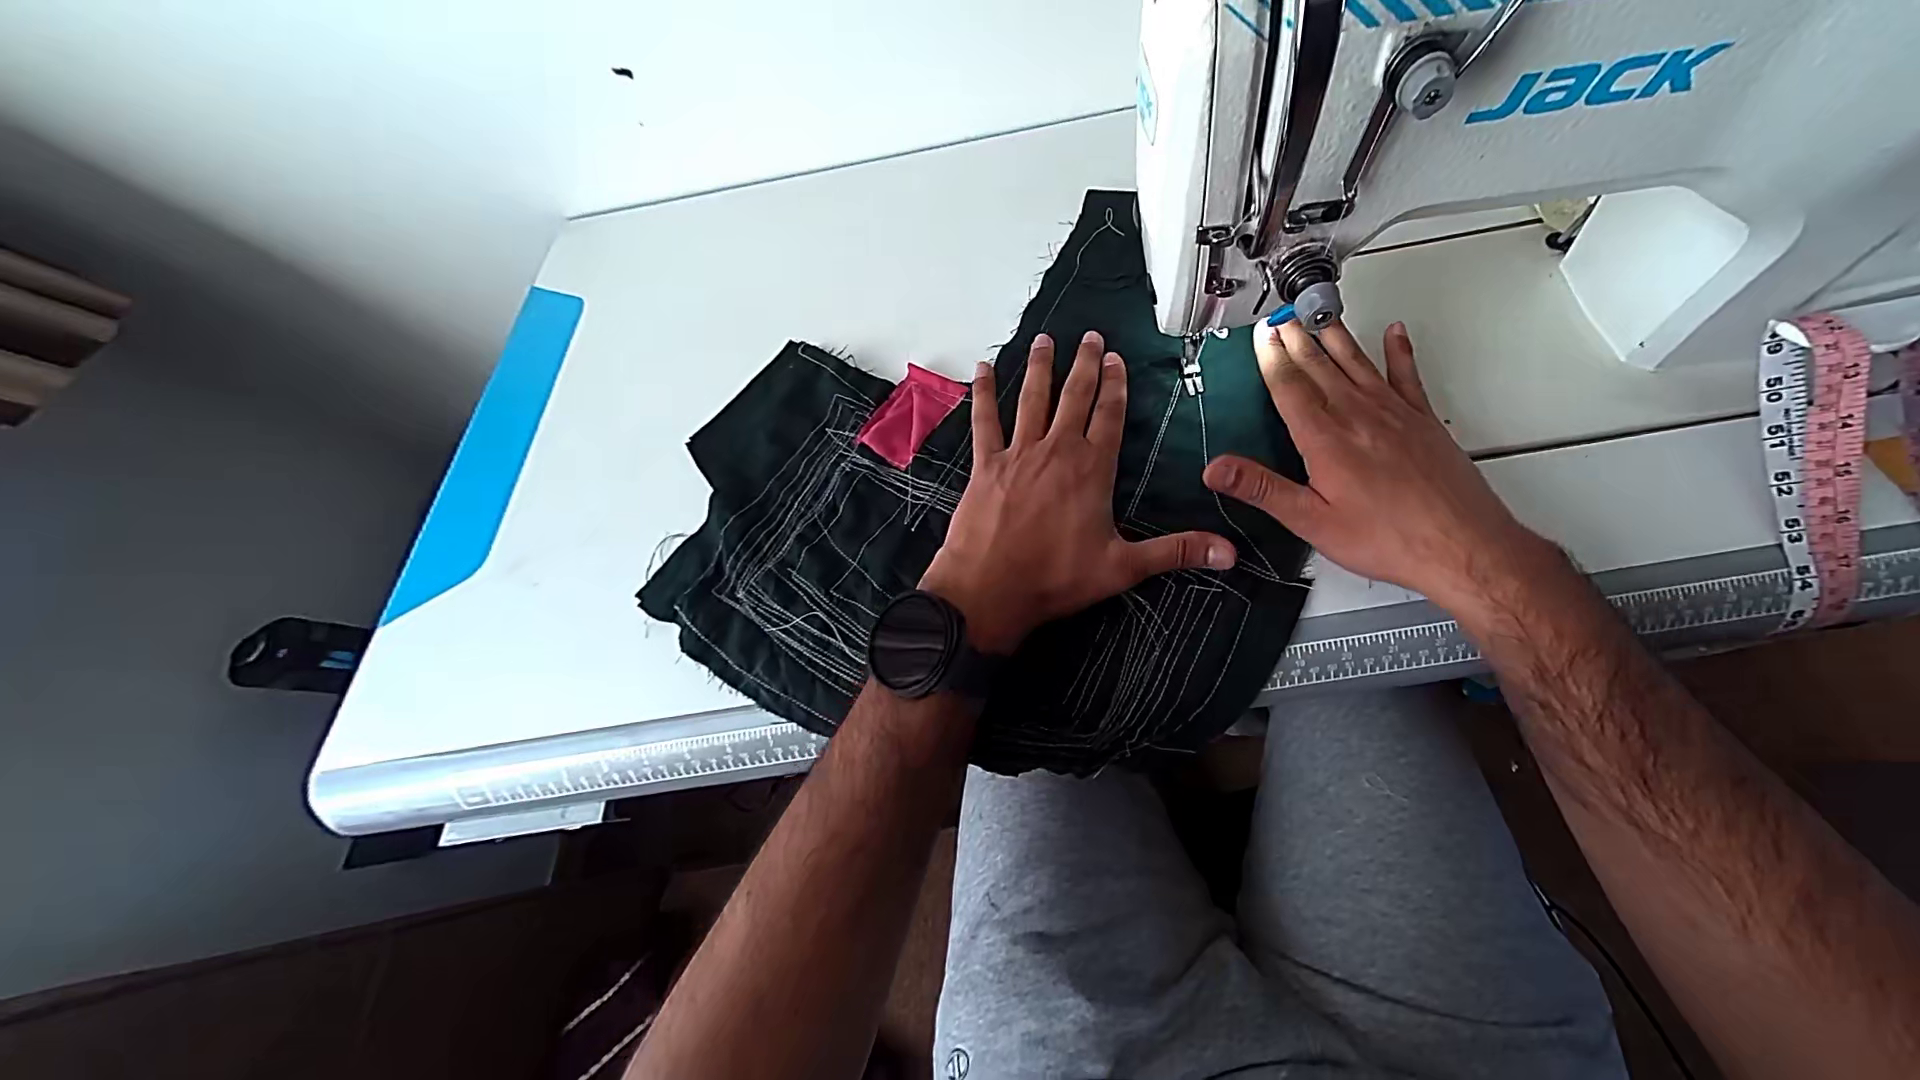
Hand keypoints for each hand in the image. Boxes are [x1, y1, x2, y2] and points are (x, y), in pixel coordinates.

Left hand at [922, 331, 1235, 653]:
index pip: (1109, 415)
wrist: (990, 589)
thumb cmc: (1055, 579)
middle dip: (1086, 364)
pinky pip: (985, 420)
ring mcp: (1018, 454)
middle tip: (1091, 337)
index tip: (1117, 358)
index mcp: (1092, 469)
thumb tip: (1229, 552)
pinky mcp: (985, 465)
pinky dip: (984, 393)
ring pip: (1033, 399)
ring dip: (1041, 367)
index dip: (1115, 385)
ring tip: (1047, 340)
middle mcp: (1056, 451)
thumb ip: (1175, 552)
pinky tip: (984, 369)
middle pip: (1075, 397)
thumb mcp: (1122, 568)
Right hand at [1201, 319, 1558, 614]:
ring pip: (1357, 363)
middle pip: (1320, 367)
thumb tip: (1217, 469)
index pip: (1290, 387)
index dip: (1272, 358)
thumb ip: (1261, 489)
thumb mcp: (1310, 521)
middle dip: (1297, 340)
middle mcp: (1360, 418)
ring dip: (1335, 337)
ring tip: (1318, 316)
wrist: (1463, 547)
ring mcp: (1395, 415)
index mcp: (1328, 440)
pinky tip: (1395, 334)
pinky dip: (1399, 351)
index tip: (1262, 335)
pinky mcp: (1423, 422)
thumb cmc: (1390, 538)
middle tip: (1282, 318)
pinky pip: (1407, 375)